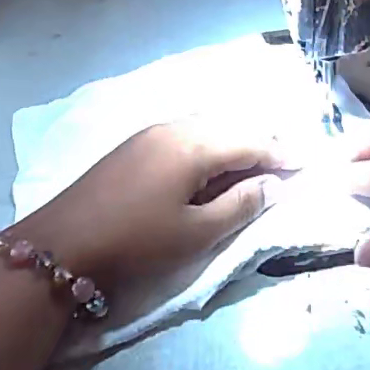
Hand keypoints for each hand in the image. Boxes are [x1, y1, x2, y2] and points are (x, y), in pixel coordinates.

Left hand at [15, 119, 284, 288]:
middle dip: (262, 140)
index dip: (282, 152)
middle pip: (230, 126)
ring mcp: (151, 133)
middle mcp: (175, 127)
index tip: (308, 160)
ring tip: (255, 160)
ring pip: (207, 125)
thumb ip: (240, 205)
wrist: (62, 244)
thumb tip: (275, 185)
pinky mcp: (135, 144)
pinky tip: (213, 160)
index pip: (251, 141)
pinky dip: (210, 142)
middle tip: (287, 159)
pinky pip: (186, 132)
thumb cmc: (135, 242)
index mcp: (194, 145)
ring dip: (235, 139)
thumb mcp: (195, 233)